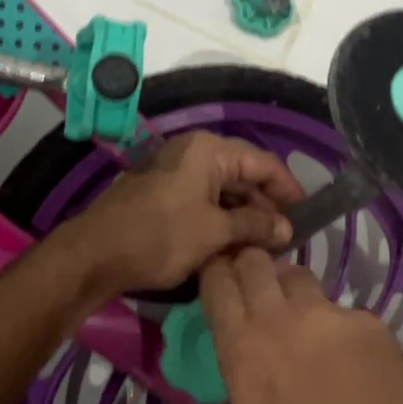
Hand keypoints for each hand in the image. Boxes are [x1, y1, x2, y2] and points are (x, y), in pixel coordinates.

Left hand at [58, 132, 303, 294]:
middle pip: (243, 175)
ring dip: (243, 217)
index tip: (307, 215)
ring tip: (264, 248)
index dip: (288, 188)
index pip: (263, 162)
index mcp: (208, 150)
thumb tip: (287, 227)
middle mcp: (193, 152)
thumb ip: (255, 225)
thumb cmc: (160, 236)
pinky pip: (202, 201)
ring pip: (223, 191)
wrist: (95, 253)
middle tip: (286, 239)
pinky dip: (220, 220)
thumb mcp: (214, 232)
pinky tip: (233, 246)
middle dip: (265, 206)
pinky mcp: (163, 193)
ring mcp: (175, 172)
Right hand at [192, 250, 402, 403]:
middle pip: (256, 262)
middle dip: (251, 267)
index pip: (217, 283)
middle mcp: (281, 320)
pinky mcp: (371, 322)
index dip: (214, 273)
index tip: (216, 279)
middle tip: (254, 291)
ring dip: (292, 290)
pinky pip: (343, 310)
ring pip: (300, 276)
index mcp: (244, 353)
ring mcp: (329, 315)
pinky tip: (352, 360)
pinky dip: (338, 325)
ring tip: (302, 322)